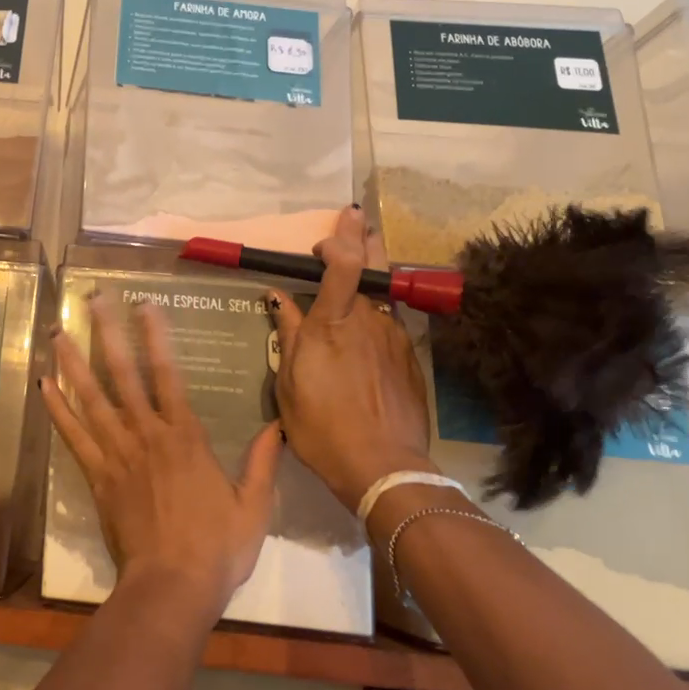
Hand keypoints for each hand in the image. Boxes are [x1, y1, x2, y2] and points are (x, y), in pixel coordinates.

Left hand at [43, 295, 283, 620]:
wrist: (172, 585)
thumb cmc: (217, 548)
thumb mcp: (253, 506)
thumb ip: (261, 463)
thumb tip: (274, 427)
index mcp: (185, 437)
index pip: (168, 374)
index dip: (156, 337)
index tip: (145, 306)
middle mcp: (147, 434)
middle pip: (123, 374)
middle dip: (108, 334)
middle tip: (94, 301)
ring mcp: (117, 453)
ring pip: (91, 398)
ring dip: (74, 362)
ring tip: (58, 332)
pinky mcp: (97, 476)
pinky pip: (73, 435)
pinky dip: (57, 409)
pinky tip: (43, 385)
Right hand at [268, 205, 435, 504]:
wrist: (383, 468)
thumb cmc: (322, 426)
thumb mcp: (289, 384)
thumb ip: (288, 334)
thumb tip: (278, 297)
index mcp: (333, 324)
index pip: (344, 264)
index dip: (340, 238)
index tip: (331, 229)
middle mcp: (370, 322)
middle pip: (373, 266)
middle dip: (364, 239)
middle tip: (357, 221)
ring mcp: (395, 339)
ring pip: (381, 298)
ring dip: (367, 284)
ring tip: (353, 282)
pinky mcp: (410, 360)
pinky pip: (390, 327)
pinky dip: (376, 320)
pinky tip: (365, 338)